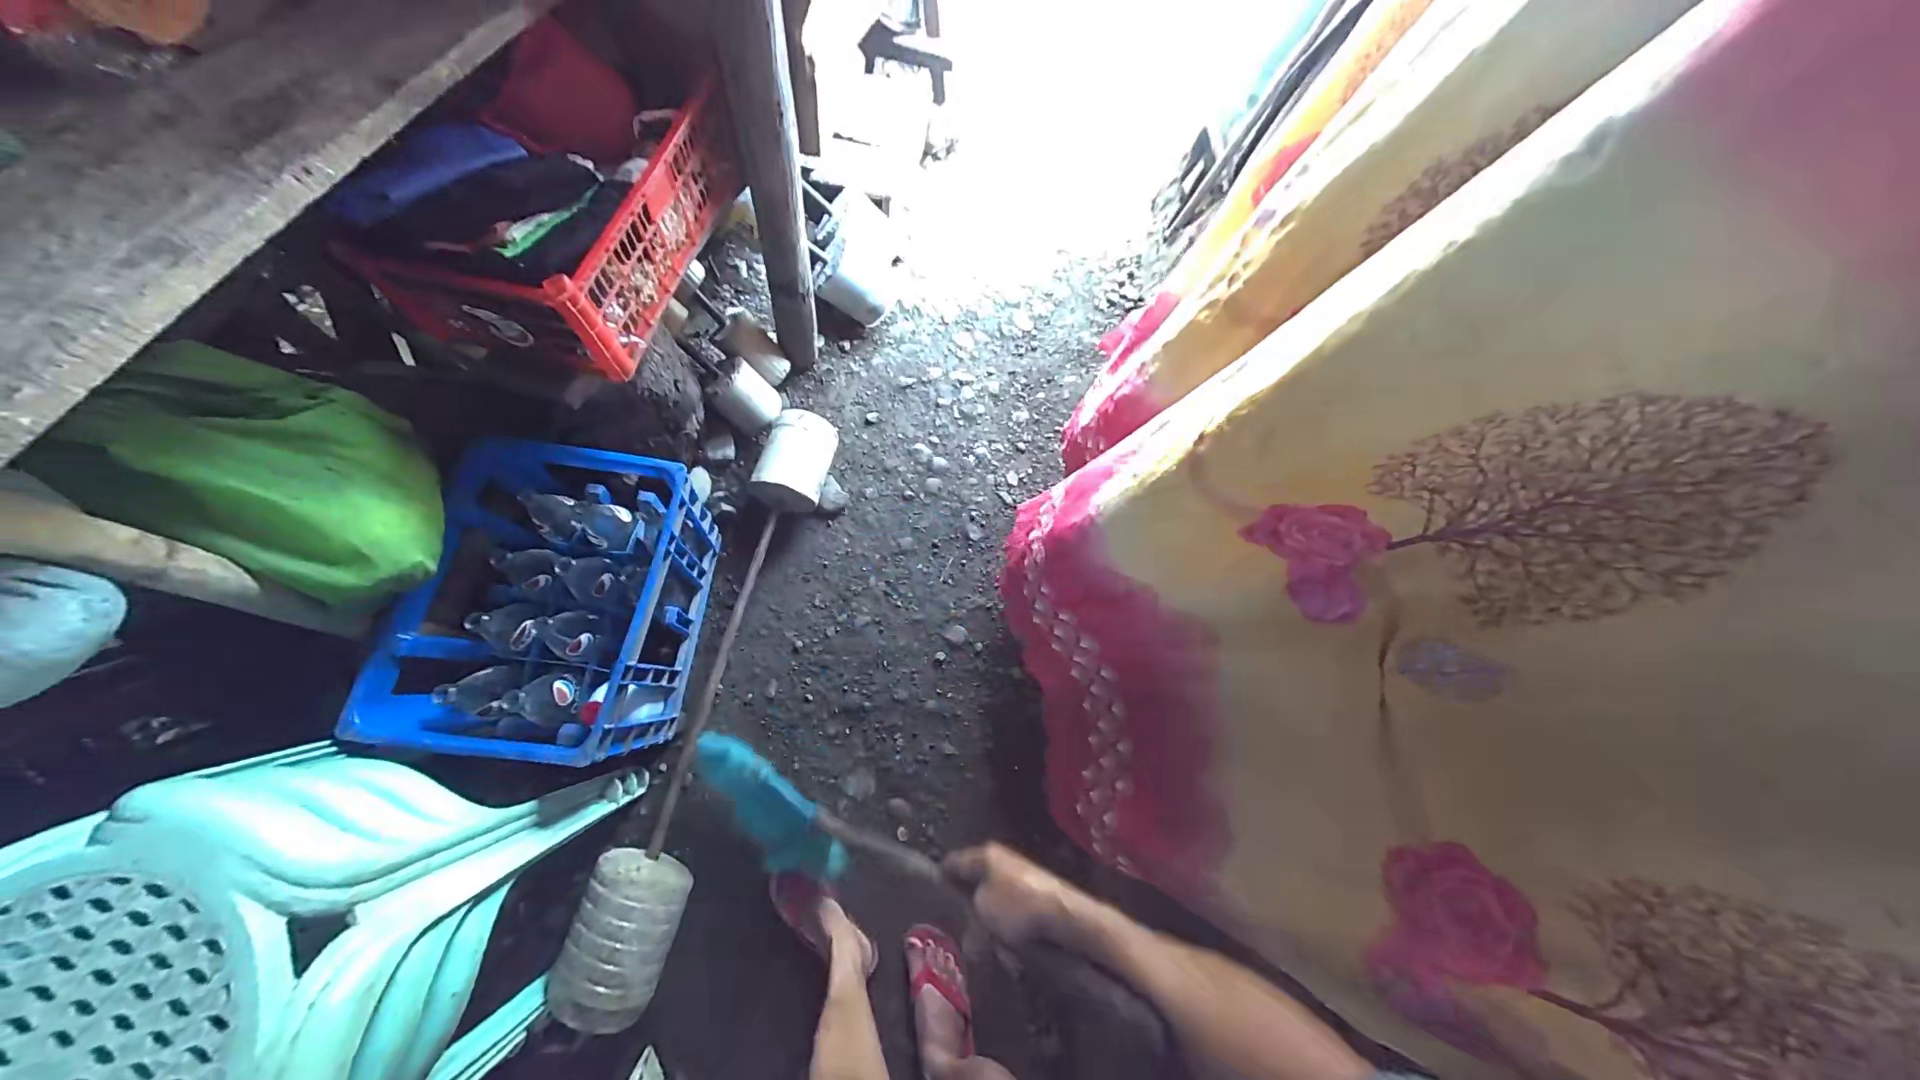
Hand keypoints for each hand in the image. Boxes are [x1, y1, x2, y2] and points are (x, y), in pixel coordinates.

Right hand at [943, 843, 1093, 946]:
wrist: (1067, 916)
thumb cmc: (1017, 906)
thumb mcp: (982, 912)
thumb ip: (968, 918)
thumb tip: (970, 931)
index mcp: (985, 855)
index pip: (953, 862)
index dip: (941, 878)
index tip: (930, 896)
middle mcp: (1002, 862)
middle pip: (976, 888)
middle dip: (972, 914)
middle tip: (966, 934)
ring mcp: (1022, 879)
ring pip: (996, 908)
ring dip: (994, 929)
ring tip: (998, 949)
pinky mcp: (1038, 898)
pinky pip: (1015, 918)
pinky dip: (1014, 934)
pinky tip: (1017, 952)